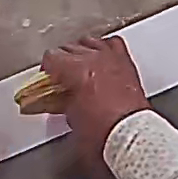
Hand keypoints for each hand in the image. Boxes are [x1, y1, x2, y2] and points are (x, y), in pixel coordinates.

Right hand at [40, 36, 149, 163]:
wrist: (131, 136)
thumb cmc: (103, 131)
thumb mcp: (71, 116)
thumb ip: (60, 100)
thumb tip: (58, 98)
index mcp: (77, 70)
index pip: (51, 57)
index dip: (46, 70)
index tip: (47, 80)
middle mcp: (94, 58)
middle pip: (68, 48)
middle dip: (61, 63)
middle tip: (61, 80)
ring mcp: (111, 58)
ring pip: (89, 42)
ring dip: (81, 53)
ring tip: (80, 69)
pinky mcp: (125, 62)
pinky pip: (111, 44)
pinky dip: (104, 49)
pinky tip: (101, 59)